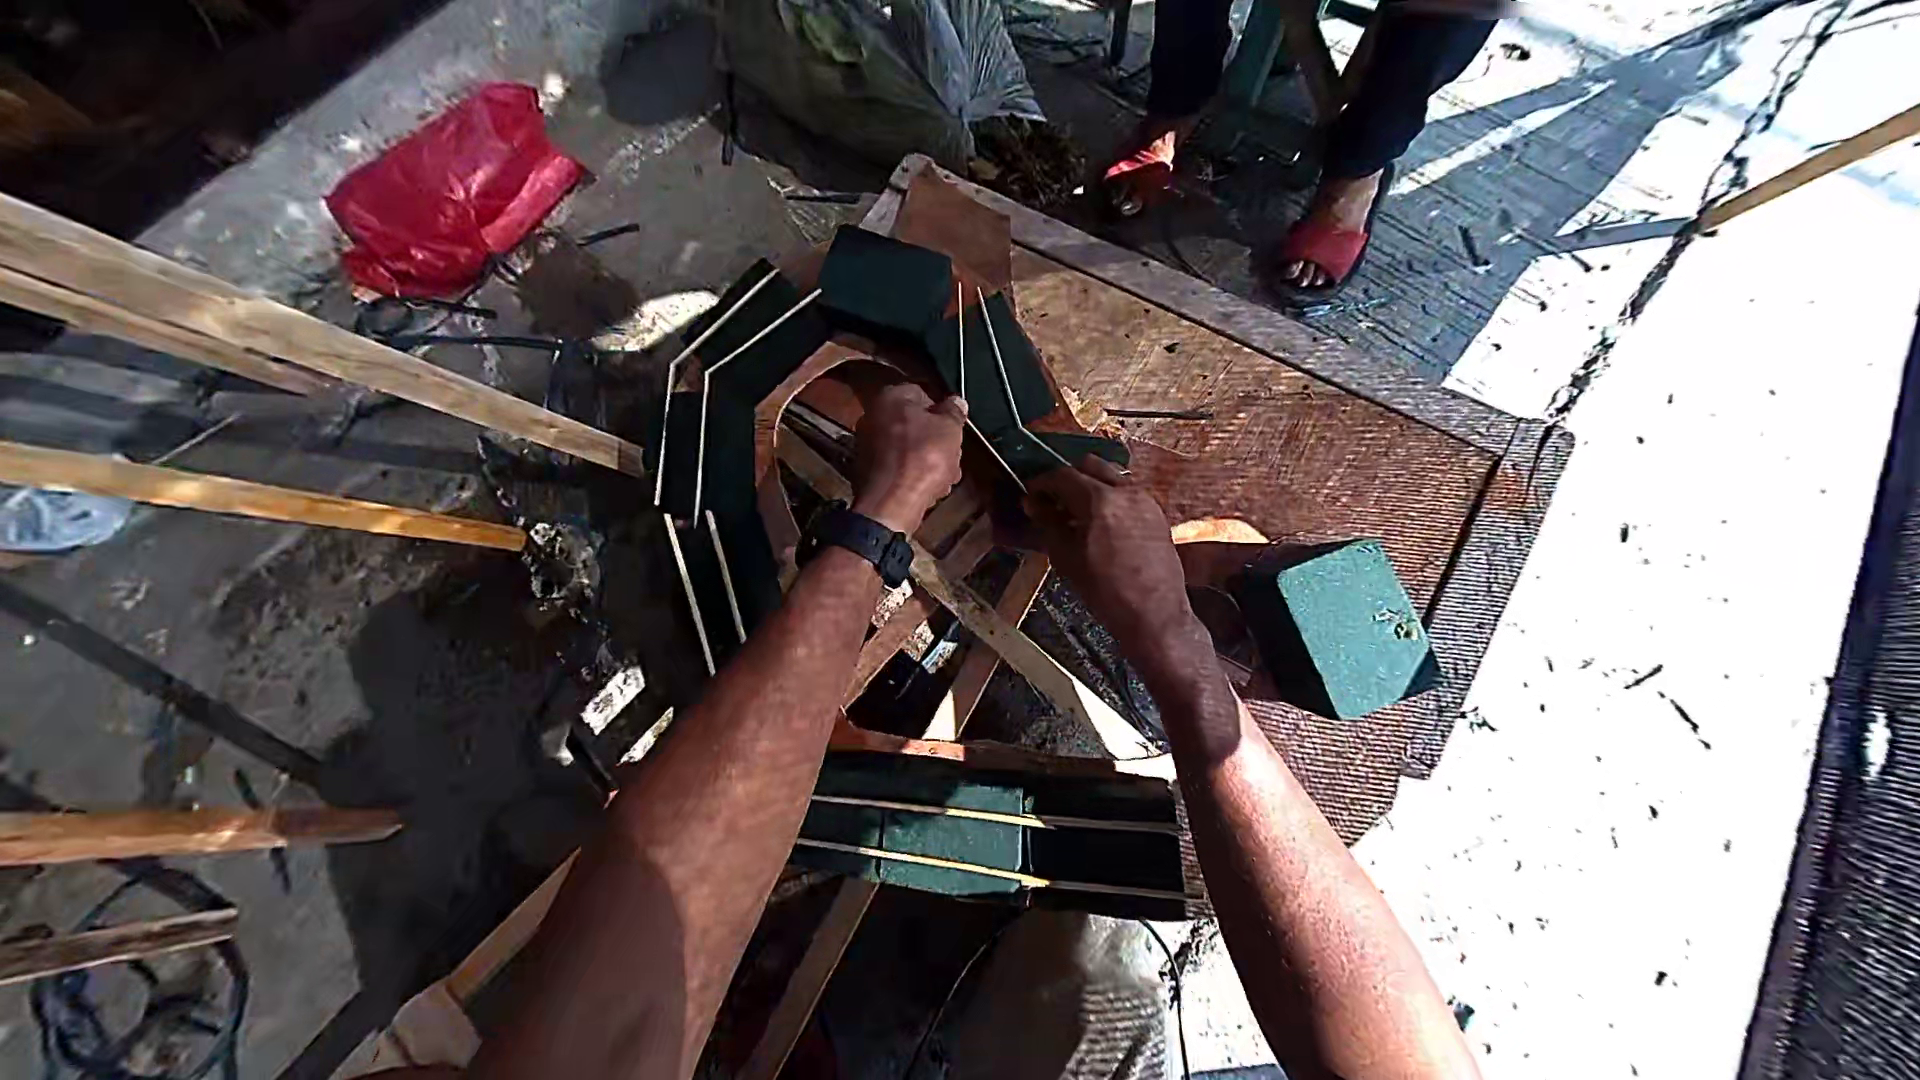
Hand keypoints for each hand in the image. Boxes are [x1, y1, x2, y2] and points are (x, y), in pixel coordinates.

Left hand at [851, 382, 966, 534]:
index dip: (944, 414)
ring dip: (928, 462)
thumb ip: (954, 412)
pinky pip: (897, 468)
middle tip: (952, 455)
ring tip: (943, 477)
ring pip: (908, 449)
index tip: (955, 429)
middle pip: (915, 424)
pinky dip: (911, 476)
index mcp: (891, 396)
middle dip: (936, 441)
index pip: (923, 394)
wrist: (893, 502)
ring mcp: (867, 445)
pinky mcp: (867, 473)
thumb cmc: (923, 458)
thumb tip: (957, 402)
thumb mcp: (950, 429)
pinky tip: (926, 488)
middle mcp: (872, 416)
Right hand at [1023, 456, 1199, 669]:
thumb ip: (1049, 524)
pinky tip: (1098, 523)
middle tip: (1051, 499)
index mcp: (1100, 500)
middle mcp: (1126, 492)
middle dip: (1067, 477)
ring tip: (1074, 512)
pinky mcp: (1156, 514)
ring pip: (1111, 476)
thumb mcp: (1066, 558)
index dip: (1042, 483)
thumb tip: (1034, 505)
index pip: (1063, 475)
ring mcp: (1145, 501)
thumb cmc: (1105, 591)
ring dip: (1090, 485)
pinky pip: (1127, 493)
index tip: (1031, 495)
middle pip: (1090, 466)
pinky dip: (1109, 498)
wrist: (1153, 615)